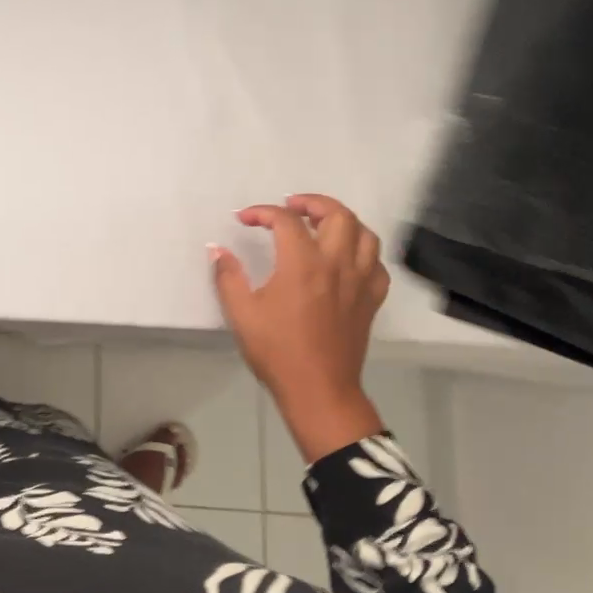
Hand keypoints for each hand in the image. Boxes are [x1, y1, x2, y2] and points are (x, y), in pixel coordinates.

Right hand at [210, 194, 387, 462]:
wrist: (318, 388)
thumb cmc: (276, 351)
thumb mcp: (241, 313)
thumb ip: (228, 276)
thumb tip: (217, 250)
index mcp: (302, 265)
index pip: (286, 221)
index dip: (262, 213)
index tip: (244, 219)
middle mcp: (337, 265)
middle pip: (337, 215)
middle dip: (312, 203)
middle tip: (290, 207)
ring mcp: (360, 281)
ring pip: (364, 234)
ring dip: (342, 221)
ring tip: (320, 225)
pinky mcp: (372, 299)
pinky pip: (375, 262)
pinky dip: (360, 251)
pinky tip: (343, 259)